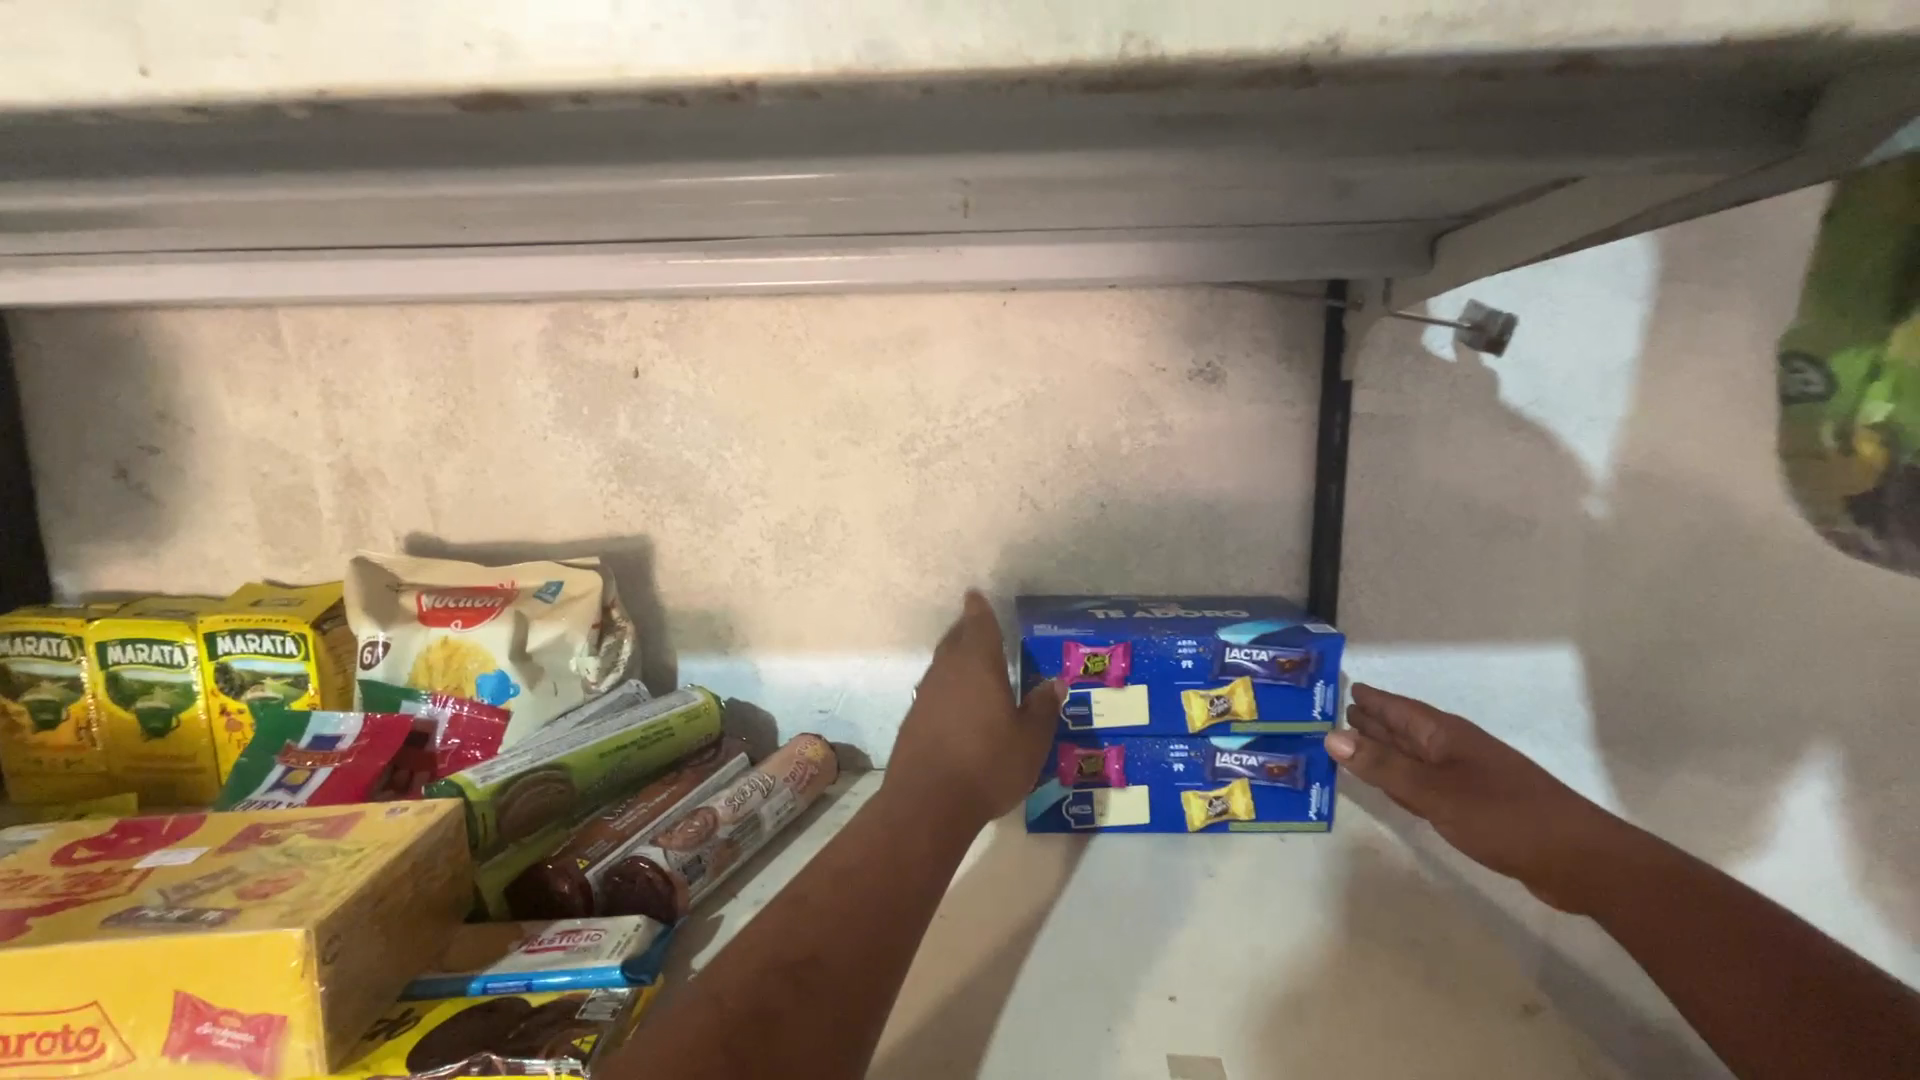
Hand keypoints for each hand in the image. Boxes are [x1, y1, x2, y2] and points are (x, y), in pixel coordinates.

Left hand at [884, 591, 1064, 830]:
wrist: (927, 803)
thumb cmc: (988, 765)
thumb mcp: (1030, 740)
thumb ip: (1042, 708)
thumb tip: (1053, 683)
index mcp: (978, 666)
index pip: (979, 626)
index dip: (979, 610)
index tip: (975, 595)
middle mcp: (948, 672)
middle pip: (956, 640)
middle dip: (967, 630)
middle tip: (978, 624)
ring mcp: (926, 696)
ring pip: (942, 665)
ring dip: (955, 657)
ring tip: (970, 660)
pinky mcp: (914, 721)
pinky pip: (934, 690)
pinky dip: (947, 685)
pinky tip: (956, 701)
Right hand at [1327, 683, 1631, 912]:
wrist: (1580, 861)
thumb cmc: (1505, 817)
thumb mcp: (1434, 791)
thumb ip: (1382, 766)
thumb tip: (1330, 735)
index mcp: (1446, 736)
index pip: (1398, 709)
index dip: (1372, 700)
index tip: (1342, 688)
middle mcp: (1455, 750)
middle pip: (1405, 730)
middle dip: (1373, 722)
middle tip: (1338, 714)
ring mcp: (1467, 778)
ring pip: (1414, 758)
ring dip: (1385, 752)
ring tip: (1353, 746)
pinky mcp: (1475, 807)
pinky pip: (1425, 785)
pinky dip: (1402, 781)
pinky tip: (1393, 788)